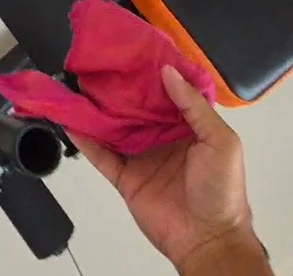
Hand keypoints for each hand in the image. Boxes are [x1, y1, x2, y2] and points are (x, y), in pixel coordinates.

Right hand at [72, 65, 268, 275]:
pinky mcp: (125, 177)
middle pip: (133, 106)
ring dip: (96, 109)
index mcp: (185, 125)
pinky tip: (69, 120)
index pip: (164, 92)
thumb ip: (194, 106)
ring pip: (113, 127)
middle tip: (96, 63)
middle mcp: (160, 136)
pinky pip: (101, 155)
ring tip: (75, 84)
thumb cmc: (222, 190)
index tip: (129, 50)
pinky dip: (84, 139)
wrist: (209, 242)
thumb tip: (167, 71)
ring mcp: (140, 156)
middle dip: (117, 87)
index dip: (149, 72)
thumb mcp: (221, 142)